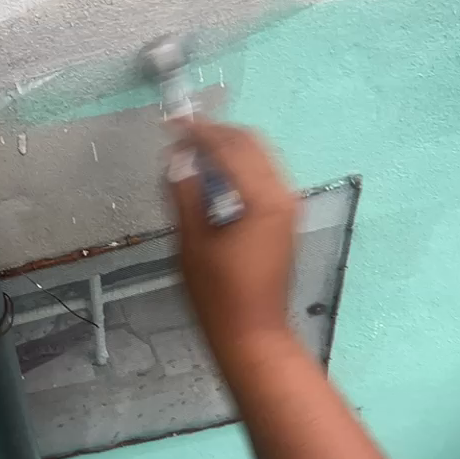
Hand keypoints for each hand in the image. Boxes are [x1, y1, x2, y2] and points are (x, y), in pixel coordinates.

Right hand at [167, 121, 297, 362]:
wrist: (252, 334)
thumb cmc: (217, 293)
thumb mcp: (192, 241)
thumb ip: (185, 193)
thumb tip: (176, 160)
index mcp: (261, 200)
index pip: (229, 147)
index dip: (197, 132)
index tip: (171, 124)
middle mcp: (283, 196)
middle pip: (250, 143)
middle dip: (214, 134)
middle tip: (178, 135)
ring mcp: (288, 207)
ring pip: (258, 156)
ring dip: (226, 148)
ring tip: (190, 154)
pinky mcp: (284, 218)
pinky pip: (261, 176)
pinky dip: (237, 167)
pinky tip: (211, 177)